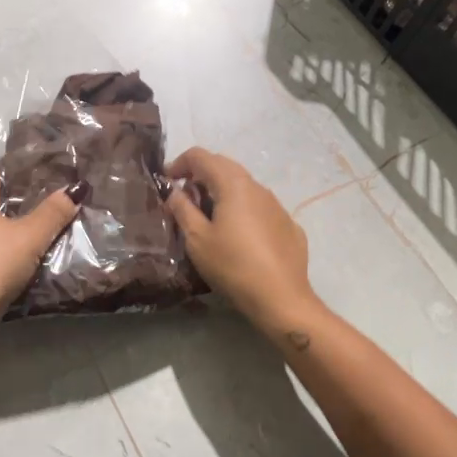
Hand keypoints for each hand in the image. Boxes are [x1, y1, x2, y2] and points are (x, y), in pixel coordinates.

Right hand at [166, 148, 321, 332]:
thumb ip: (182, 209)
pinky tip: (240, 235)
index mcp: (233, 184)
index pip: (201, 156)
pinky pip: (260, 207)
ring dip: (223, 191)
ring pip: (244, 186)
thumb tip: (175, 192)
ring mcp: (277, 205)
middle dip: (201, 174)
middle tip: (185, 195)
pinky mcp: (289, 225)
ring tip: (211, 215)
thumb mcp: (197, 239)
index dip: (180, 163)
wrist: (282, 299)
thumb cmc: (233, 266)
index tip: (167, 181)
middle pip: (224, 166)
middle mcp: (257, 187)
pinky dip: (243, 210)